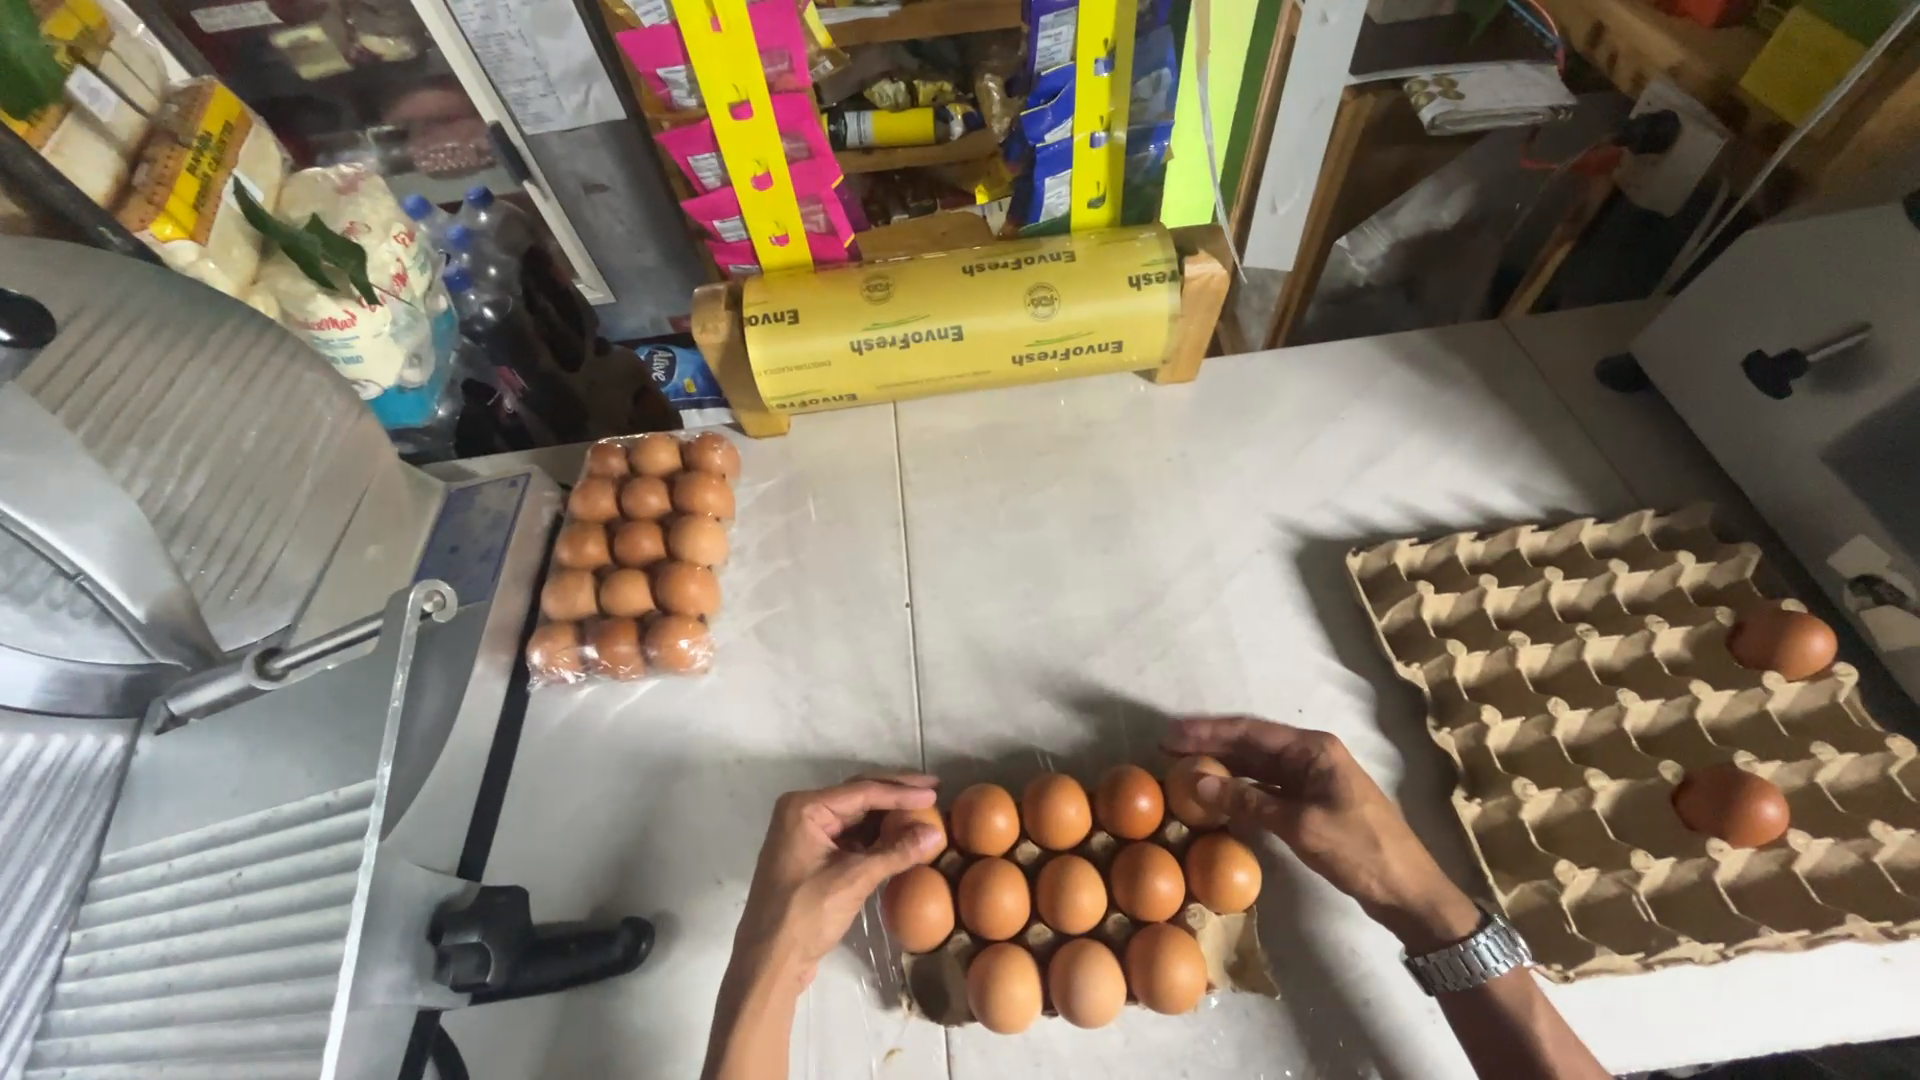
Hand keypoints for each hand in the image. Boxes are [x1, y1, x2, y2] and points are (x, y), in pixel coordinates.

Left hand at [731, 773, 945, 990]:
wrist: (768, 963)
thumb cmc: (805, 915)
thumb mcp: (853, 880)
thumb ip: (895, 852)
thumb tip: (936, 833)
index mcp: (805, 808)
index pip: (862, 791)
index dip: (901, 792)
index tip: (935, 791)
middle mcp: (804, 812)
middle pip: (858, 796)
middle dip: (896, 794)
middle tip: (933, 788)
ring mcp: (807, 834)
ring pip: (856, 816)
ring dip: (888, 815)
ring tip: (923, 810)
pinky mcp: (814, 856)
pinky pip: (851, 836)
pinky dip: (877, 836)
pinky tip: (901, 836)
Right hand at [1164, 716, 1480, 951]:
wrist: (1411, 893)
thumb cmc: (1360, 851)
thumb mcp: (1300, 825)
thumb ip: (1247, 801)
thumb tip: (1197, 781)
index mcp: (1313, 749)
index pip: (1250, 731)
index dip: (1207, 731)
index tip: (1172, 733)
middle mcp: (1310, 756)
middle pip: (1251, 744)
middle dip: (1209, 744)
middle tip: (1167, 746)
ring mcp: (1311, 779)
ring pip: (1256, 765)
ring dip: (1222, 766)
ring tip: (1184, 768)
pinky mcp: (1310, 803)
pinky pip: (1266, 787)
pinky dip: (1240, 789)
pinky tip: (1216, 795)